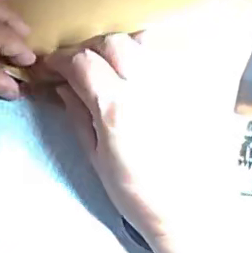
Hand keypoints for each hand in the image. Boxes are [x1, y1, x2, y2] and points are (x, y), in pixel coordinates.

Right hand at [49, 32, 242, 248]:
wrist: (191, 210)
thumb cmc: (137, 193)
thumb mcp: (96, 157)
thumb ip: (78, 115)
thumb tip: (64, 87)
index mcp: (116, 106)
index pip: (83, 61)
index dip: (62, 60)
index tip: (53, 67)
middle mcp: (148, 85)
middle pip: (113, 42)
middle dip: (90, 49)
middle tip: (80, 67)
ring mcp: (177, 83)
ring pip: (143, 43)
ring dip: (120, 51)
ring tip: (112, 70)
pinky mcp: (199, 87)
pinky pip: (169, 58)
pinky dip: (148, 61)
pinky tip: (143, 82)